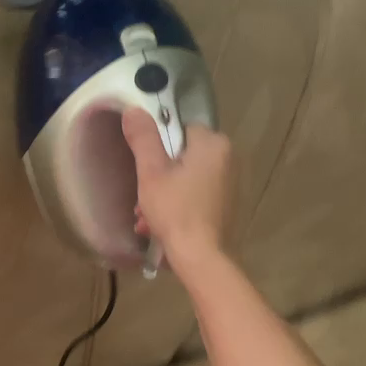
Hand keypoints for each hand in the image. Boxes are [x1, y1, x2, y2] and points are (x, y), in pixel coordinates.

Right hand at [122, 108, 235, 292]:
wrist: (201, 256)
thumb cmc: (175, 211)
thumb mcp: (151, 174)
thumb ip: (143, 139)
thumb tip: (133, 110)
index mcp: (213, 144)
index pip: (180, 132)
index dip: (158, 151)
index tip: (146, 173)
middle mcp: (229, 158)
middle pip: (183, 158)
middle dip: (159, 179)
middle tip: (142, 203)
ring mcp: (232, 183)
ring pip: (188, 180)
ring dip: (165, 196)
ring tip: (148, 220)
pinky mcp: (229, 205)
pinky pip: (198, 197)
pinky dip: (181, 207)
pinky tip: (165, 226)